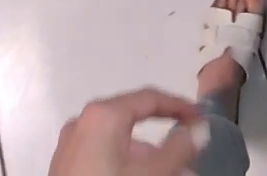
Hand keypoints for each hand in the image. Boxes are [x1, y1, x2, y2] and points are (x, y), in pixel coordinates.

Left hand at [47, 89, 204, 175]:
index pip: (150, 98)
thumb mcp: (149, 173)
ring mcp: (71, 147)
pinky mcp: (65, 169)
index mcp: (104, 114)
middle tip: (188, 165)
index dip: (179, 106)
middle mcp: (84, 122)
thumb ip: (178, 149)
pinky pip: (105, 160)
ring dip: (148, 163)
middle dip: (164, 148)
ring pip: (120, 148)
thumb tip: (200, 129)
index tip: (201, 119)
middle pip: (135, 127)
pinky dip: (127, 168)